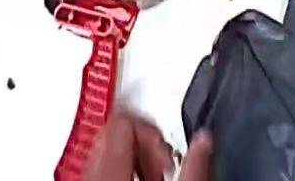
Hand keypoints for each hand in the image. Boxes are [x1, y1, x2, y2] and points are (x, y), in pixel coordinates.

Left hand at [84, 113, 212, 180]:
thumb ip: (192, 169)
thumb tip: (205, 138)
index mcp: (108, 173)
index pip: (125, 121)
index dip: (153, 128)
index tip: (170, 153)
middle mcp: (89, 177)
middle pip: (113, 134)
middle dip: (146, 144)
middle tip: (165, 169)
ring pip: (105, 157)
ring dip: (135, 163)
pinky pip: (98, 175)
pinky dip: (121, 176)